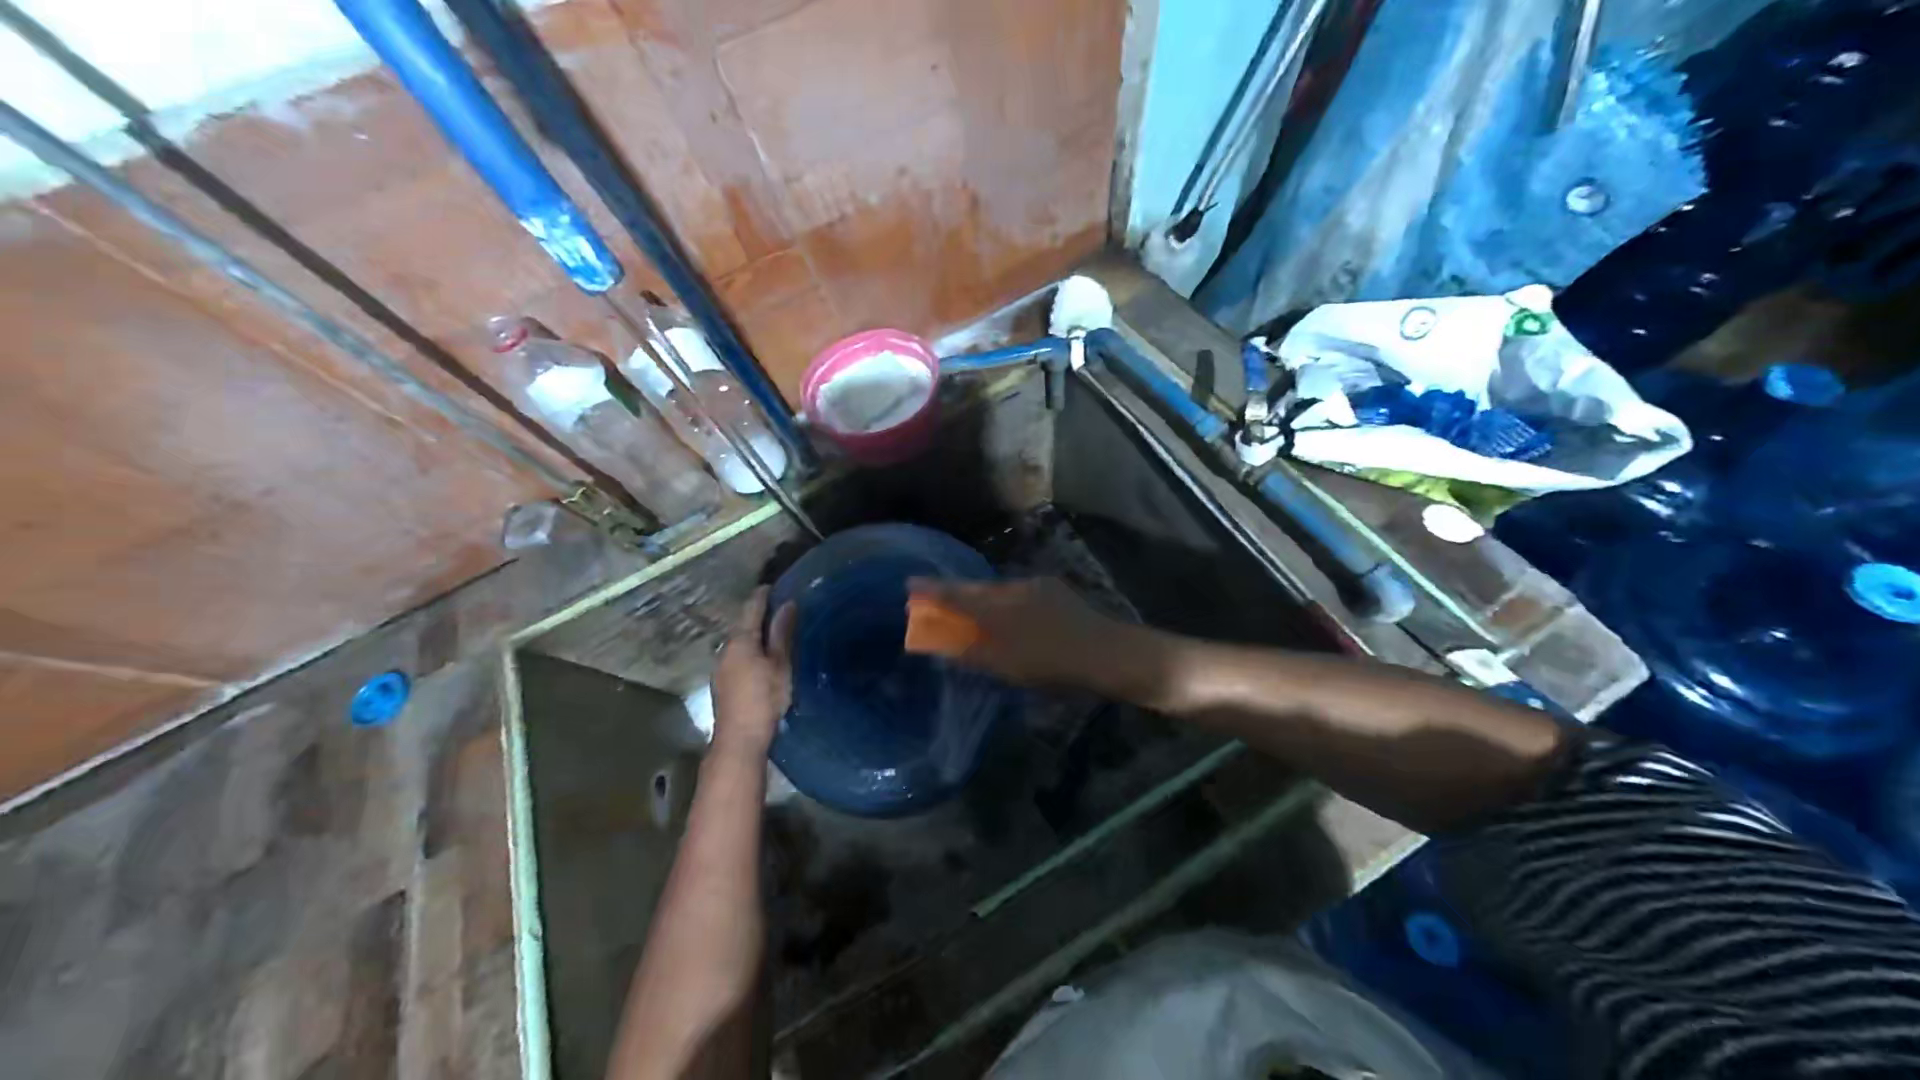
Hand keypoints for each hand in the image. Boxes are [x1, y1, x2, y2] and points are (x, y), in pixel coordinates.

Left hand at [710, 586, 795, 756]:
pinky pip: (736, 656)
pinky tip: (761, 658)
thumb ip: (782, 633)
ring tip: (775, 634)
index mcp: (740, 640)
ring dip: (754, 635)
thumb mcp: (780, 664)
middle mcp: (725, 648)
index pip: (751, 608)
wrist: (739, 738)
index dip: (763, 595)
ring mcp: (720, 666)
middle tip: (781, 609)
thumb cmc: (764, 698)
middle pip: (743, 624)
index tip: (775, 586)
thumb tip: (787, 604)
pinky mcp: (721, 682)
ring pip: (739, 642)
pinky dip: (749, 650)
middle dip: (759, 615)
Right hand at [904, 577, 1133, 690]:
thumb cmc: (1060, 667)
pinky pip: (1017, 594)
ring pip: (998, 591)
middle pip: (977, 589)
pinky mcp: (1056, 593)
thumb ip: (975, 653)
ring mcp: (1039, 588)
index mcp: (1005, 606)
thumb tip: (944, 645)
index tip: (909, 585)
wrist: (1113, 655)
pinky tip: (1003, 615)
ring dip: (978, 598)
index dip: (934, 591)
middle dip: (953, 593)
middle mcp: (1018, 588)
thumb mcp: (1012, 666)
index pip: (961, 596)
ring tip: (962, 607)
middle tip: (931, 595)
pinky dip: (1002, 603)